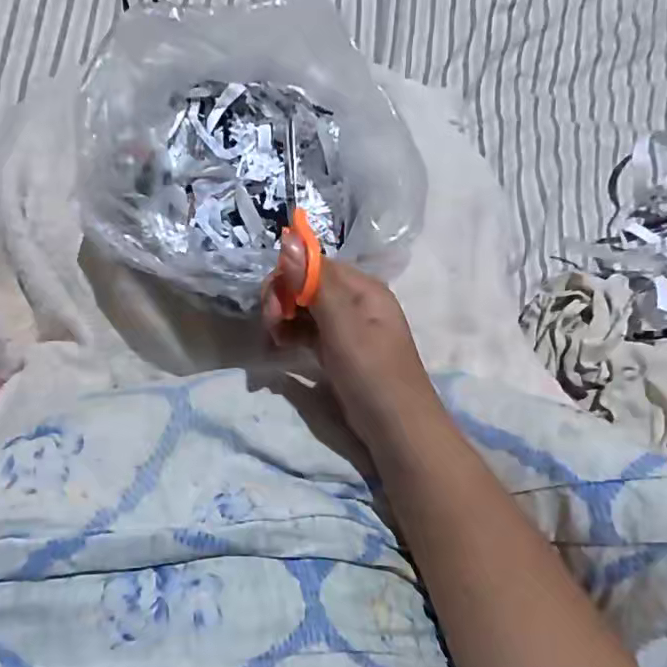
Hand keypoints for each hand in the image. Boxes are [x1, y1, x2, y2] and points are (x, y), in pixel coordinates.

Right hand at [261, 231, 438, 440]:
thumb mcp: (343, 327)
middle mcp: (355, 301)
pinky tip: (281, 347)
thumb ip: (315, 284)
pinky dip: (292, 335)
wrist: (396, 427)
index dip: (287, 280)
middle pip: (306, 284)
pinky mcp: (338, 351)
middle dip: (282, 299)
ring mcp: (346, 327)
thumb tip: (289, 239)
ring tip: (274, 341)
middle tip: (270, 328)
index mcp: (362, 288)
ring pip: (304, 309)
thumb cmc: (373, 374)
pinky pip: (308, 331)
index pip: (314, 265)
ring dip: (283, 318)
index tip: (272, 309)